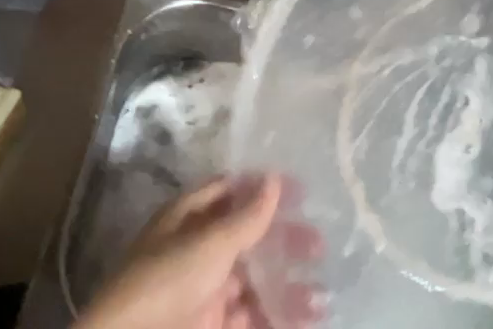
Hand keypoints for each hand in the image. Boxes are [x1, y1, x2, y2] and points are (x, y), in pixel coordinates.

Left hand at [77, 173, 321, 328]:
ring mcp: (207, 291)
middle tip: (320, 243)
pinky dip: (282, 315)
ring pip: (256, 281)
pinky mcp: (216, 325)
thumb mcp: (209, 242)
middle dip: (284, 240)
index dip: (261, 188)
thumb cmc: (168, 279)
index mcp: (187, 219)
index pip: (228, 192)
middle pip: (248, 238)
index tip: (300, 189)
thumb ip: (246, 215)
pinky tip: (311, 315)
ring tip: (324, 292)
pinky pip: (255, 316)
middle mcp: (198, 251)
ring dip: (290, 285)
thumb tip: (275, 177)